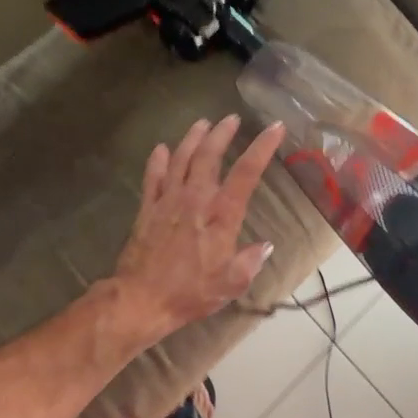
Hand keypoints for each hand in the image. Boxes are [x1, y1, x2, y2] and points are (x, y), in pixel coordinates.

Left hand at [99, 115, 285, 342]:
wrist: (142, 298)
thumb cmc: (190, 293)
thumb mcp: (231, 284)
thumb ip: (250, 261)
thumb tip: (264, 246)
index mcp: (221, 215)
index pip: (246, 173)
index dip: (262, 147)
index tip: (275, 127)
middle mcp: (195, 198)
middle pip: (209, 155)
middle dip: (222, 134)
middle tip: (231, 119)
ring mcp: (168, 200)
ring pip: (181, 158)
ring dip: (192, 138)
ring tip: (202, 124)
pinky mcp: (147, 208)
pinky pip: (152, 177)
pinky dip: (158, 160)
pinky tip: (162, 148)